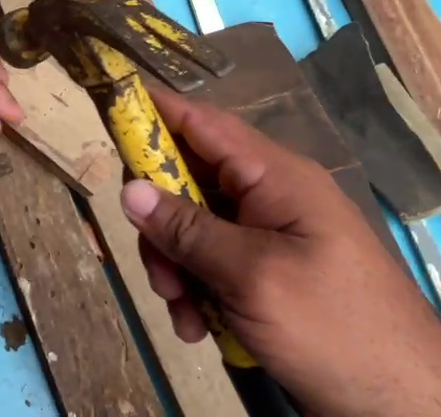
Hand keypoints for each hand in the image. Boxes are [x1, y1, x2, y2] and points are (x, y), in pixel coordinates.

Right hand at [121, 89, 440, 416]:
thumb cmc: (338, 333)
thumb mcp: (251, 278)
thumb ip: (186, 229)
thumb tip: (128, 188)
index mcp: (277, 176)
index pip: (200, 121)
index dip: (150, 110)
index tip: (103, 108)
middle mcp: (273, 195)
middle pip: (188, 178)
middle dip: (160, 220)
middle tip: (157, 269)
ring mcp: (275, 236)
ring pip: (194, 224)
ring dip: (176, 264)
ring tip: (183, 311)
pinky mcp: (274, 273)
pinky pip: (215, 261)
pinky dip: (198, 289)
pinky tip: (201, 327)